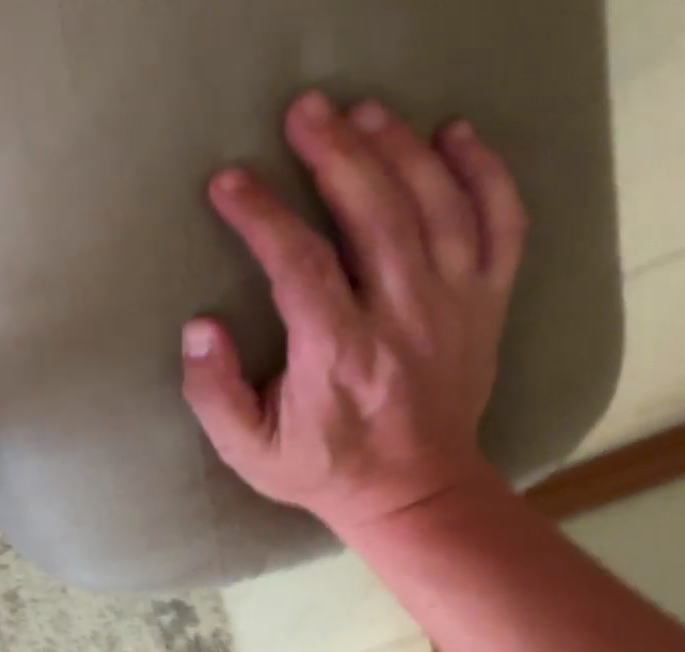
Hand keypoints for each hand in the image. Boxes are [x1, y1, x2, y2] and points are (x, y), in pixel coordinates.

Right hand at [181, 91, 528, 531]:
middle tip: (304, 112)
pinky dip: (485, 173)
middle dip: (337, 156)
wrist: (416, 490)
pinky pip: (501, 224)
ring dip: (400, 151)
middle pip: (377, 216)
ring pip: (439, 208)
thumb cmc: (318, 467)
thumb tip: (199, 326)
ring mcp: (455, 305)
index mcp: (339, 352)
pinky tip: (454, 136)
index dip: (262, 217)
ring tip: (362, 113)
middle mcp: (404, 317)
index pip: (300, 265)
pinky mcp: (484, 303)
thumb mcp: (245, 448)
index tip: (228, 182)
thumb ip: (215, 390)